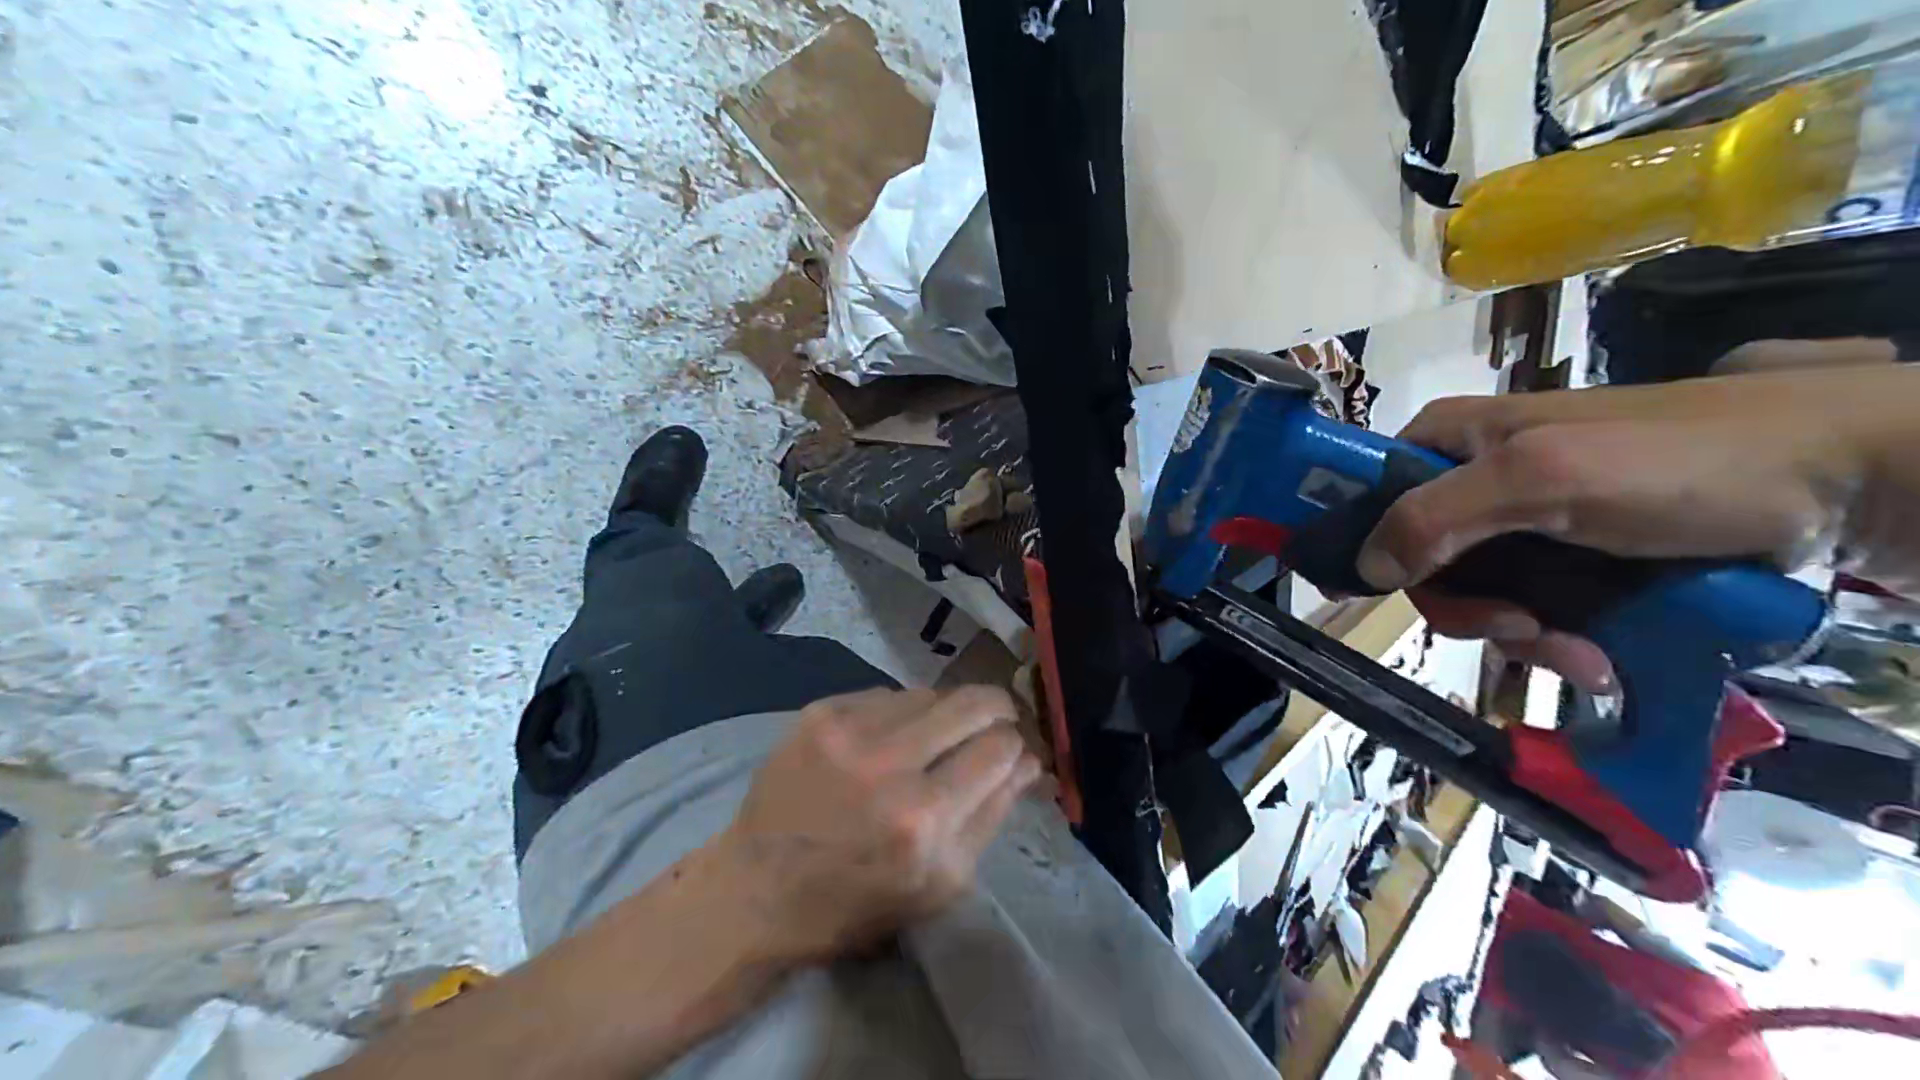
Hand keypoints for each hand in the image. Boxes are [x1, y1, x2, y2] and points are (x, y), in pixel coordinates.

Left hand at [716, 685, 1040, 963]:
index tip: (1012, 750)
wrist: (755, 888)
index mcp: (924, 819)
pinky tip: (888, 742)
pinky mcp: (820, 711)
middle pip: (973, 701)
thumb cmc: (854, 902)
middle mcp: (887, 762)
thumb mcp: (940, 883)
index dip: (1015, 745)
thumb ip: (992, 814)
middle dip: (996, 710)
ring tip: (934, 741)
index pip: (1000, 748)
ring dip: (945, 713)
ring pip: (931, 692)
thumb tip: (1029, 759)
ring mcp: (847, 728)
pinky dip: (902, 714)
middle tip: (995, 724)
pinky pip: (887, 695)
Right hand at [1354, 366, 1919, 689]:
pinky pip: (1526, 608)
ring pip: (1474, 593)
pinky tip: (1596, 657)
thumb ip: (1436, 516)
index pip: (1369, 493)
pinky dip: (1555, 641)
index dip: (1369, 544)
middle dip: (1467, 607)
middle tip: (1519, 627)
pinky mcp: (1569, 557)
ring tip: (1578, 654)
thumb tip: (1365, 568)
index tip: (1397, 589)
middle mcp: (1472, 479)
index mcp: (1449, 440)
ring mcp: (1521, 521)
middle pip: (1420, 557)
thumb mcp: (1542, 477)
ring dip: (1518, 635)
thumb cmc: (1681, 461)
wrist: (1847, 479)